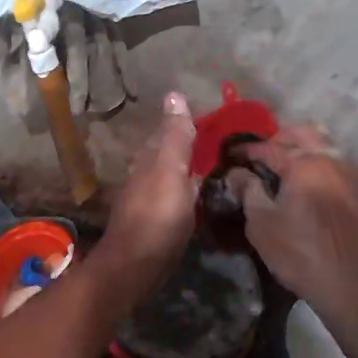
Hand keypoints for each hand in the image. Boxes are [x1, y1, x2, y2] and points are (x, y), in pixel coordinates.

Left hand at [99, 92, 197, 281]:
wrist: (136, 264)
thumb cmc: (157, 215)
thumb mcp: (170, 170)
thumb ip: (174, 136)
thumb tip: (174, 93)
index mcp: (149, 159)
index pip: (168, 132)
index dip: (188, 124)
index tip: (216, 119)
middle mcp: (145, 174)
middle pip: (169, 153)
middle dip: (189, 145)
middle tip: (221, 142)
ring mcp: (149, 199)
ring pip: (171, 175)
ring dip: (189, 168)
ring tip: (216, 165)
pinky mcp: (156, 221)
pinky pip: (175, 197)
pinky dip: (187, 191)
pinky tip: (199, 196)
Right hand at [226, 125, 357, 325]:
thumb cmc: (302, 255)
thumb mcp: (262, 225)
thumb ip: (248, 191)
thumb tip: (237, 173)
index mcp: (304, 164)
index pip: (268, 146)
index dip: (245, 149)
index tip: (230, 154)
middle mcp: (333, 161)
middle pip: (304, 133)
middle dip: (279, 139)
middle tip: (260, 156)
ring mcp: (354, 176)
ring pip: (325, 148)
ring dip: (303, 150)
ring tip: (284, 170)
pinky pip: (337, 167)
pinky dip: (319, 167)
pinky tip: (308, 188)